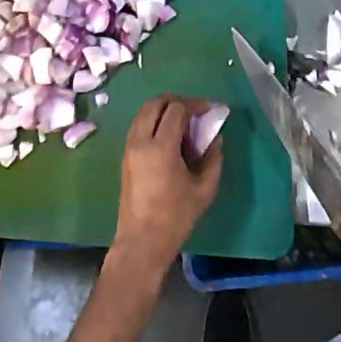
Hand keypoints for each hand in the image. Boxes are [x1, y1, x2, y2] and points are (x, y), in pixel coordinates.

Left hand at [112, 95, 222, 273]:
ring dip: (163, 108)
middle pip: (155, 103)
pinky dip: (153, 119)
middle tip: (196, 111)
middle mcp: (141, 141)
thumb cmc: (176, 217)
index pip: (176, 110)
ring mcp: (129, 147)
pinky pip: (138, 124)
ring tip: (183, 121)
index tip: (210, 109)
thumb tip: (215, 137)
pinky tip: (169, 134)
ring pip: (144, 111)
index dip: (195, 104)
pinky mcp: (125, 155)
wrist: (142, 241)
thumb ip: (213, 158)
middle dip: (177, 100)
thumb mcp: (205, 189)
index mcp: (161, 148)